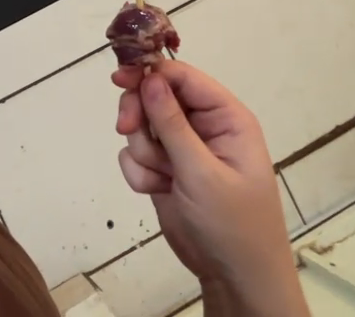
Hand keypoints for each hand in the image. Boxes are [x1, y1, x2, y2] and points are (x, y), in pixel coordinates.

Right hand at [114, 61, 306, 315]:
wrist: (234, 281)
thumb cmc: (232, 225)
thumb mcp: (203, 173)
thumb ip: (173, 124)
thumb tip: (149, 78)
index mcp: (226, 117)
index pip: (181, 76)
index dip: (149, 73)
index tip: (119, 80)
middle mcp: (203, 126)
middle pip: (154, 95)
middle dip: (139, 115)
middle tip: (126, 129)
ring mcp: (182, 148)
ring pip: (141, 126)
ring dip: (142, 152)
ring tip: (162, 178)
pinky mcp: (164, 169)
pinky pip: (135, 154)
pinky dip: (139, 172)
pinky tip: (157, 190)